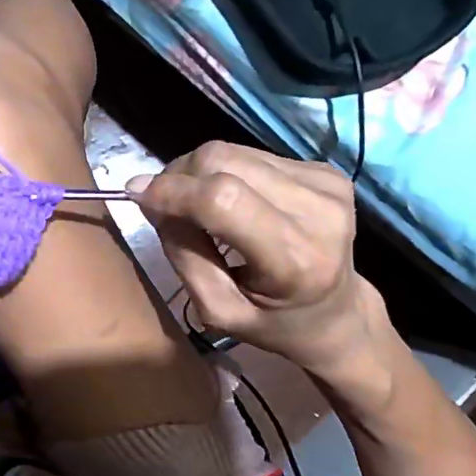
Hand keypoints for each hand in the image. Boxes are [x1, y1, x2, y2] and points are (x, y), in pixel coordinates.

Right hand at [130, 142, 385, 379]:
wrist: (337, 313)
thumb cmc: (273, 324)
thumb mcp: (217, 311)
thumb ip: (183, 255)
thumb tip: (150, 198)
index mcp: (293, 260)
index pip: (222, 200)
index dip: (173, 191)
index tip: (138, 196)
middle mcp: (318, 212)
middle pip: (223, 162)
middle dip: (180, 176)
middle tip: (165, 203)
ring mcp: (327, 185)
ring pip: (234, 151)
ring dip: (200, 173)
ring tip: (197, 204)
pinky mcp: (327, 171)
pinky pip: (253, 155)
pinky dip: (228, 173)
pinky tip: (233, 200)